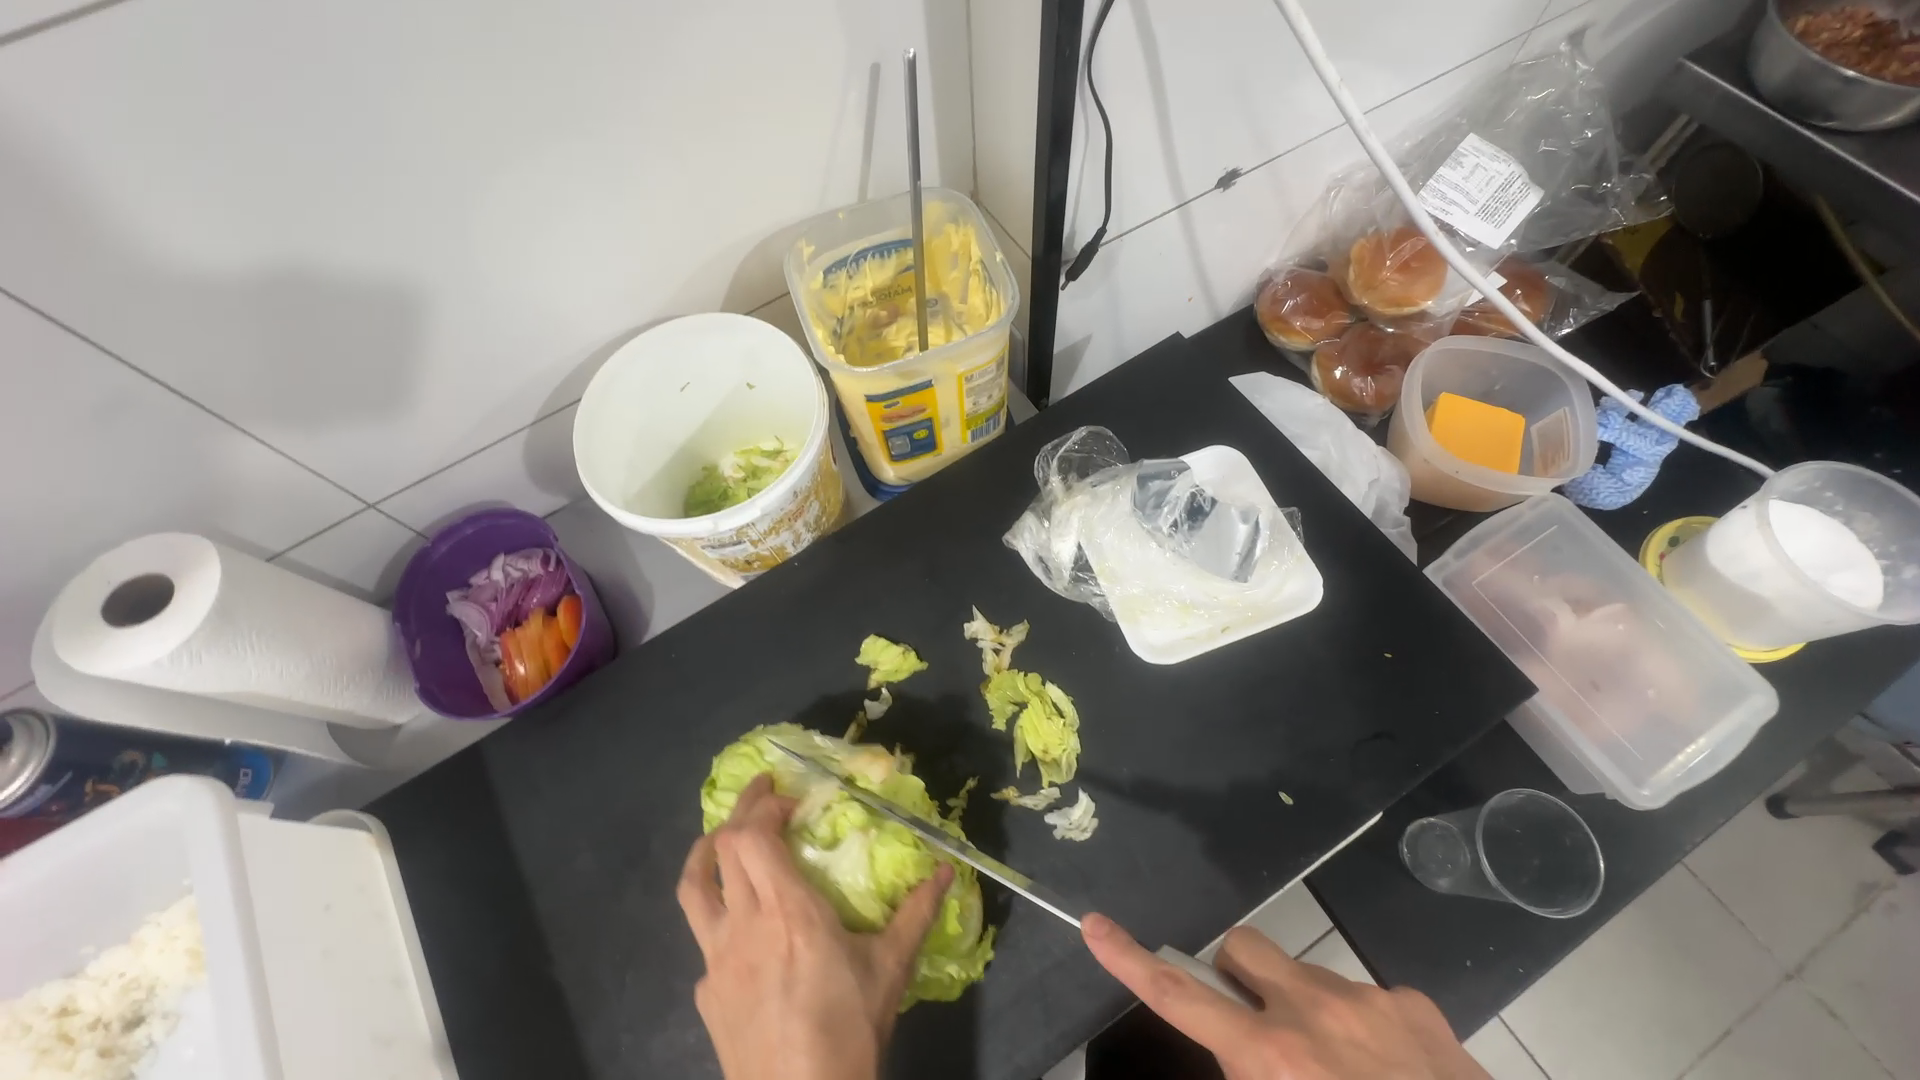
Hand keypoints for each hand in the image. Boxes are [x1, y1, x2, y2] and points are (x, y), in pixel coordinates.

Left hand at [677, 773, 953, 1079]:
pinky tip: (740, 928)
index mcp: (789, 911)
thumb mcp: (891, 969)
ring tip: (722, 834)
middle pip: (723, 848)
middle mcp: (744, 924)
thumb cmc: (849, 1031)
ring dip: (706, 849)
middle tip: (765, 794)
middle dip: (742, 810)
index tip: (792, 802)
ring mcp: (715, 959)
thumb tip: (946, 871)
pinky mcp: (705, 990)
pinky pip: (704, 936)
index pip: (755, 837)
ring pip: (693, 886)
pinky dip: (718, 912)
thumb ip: (916, 913)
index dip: (766, 807)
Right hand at [1082, 914, 1488, 1079]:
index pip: (1179, 996)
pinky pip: (1366, 996)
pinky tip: (1394, 1074)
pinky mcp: (1419, 1006)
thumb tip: (1235, 1054)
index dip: (1129, 960)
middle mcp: (1313, 1010)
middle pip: (1241, 948)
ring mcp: (1370, 999)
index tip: (1095, 925)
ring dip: (1303, 1009)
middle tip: (1255, 1029)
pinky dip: (1362, 1025)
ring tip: (1344, 1073)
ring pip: (1306, 975)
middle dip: (1233, 975)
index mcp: (1272, 1056)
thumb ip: (1246, 1072)